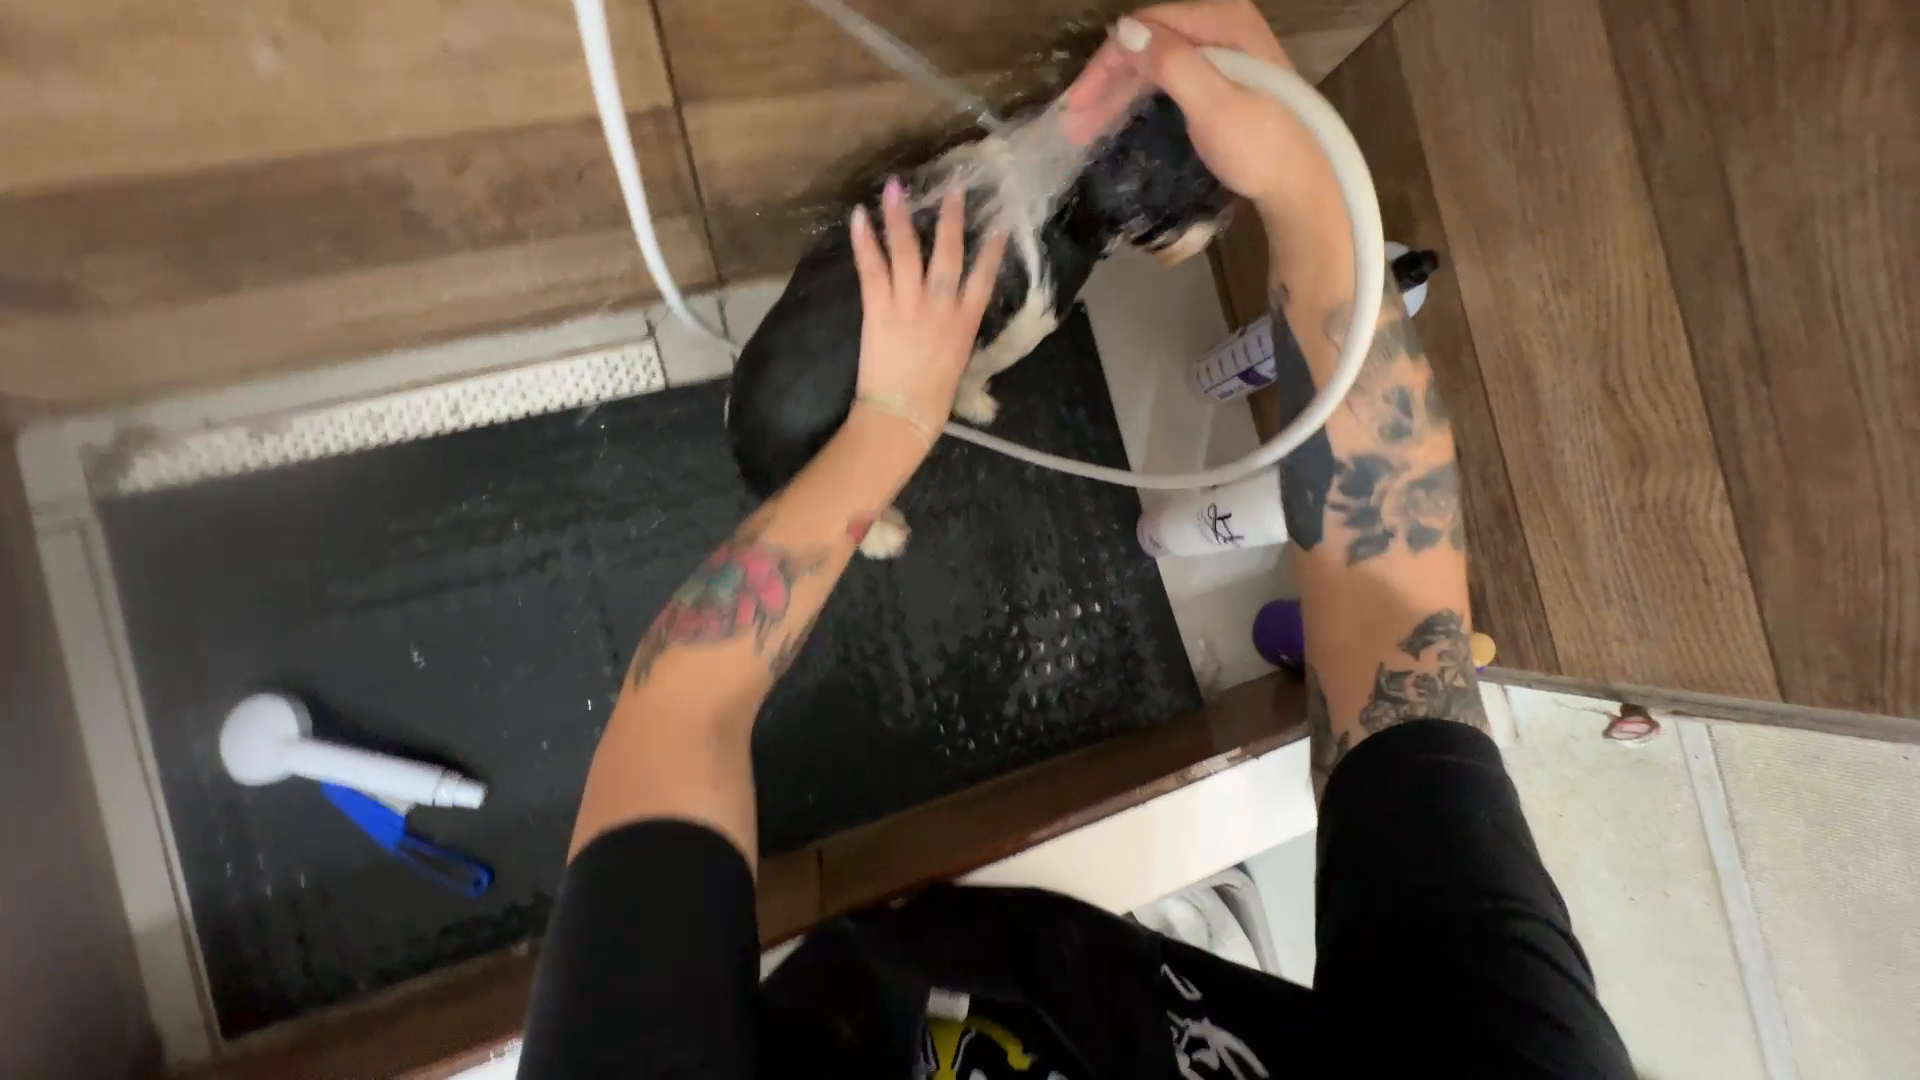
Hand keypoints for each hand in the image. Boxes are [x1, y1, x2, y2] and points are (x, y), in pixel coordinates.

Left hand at [849, 178, 1008, 444]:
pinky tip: (858, 217)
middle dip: (951, 217)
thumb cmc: (931, 402)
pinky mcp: (878, 311)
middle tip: (953, 187)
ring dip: (900, 217)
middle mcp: (941, 307)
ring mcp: (908, 306)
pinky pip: (871, 269)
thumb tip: (953, 318)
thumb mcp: (957, 365)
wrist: (901, 418)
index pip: (985, 277)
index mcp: (966, 324)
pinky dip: (864, 241)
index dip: (992, 248)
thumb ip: (956, 335)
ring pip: (906, 252)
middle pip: (948, 253)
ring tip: (895, 187)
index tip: (998, 222)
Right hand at [1062, 1, 1335, 225]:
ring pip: (1154, 66)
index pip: (1145, 28)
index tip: (1075, 108)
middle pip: (1147, 46)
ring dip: (1117, 96)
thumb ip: (1172, 63)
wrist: (1299, 183)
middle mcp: (1222, 27)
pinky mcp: (1221, 82)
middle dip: (1106, 85)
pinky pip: (1168, 81)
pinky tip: (1118, 120)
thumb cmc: (1259, 147)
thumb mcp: (1213, 104)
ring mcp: (1222, 54)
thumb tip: (1125, 31)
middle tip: (1072, 128)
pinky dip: (1138, 100)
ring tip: (1085, 131)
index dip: (1105, 66)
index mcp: (1222, 21)